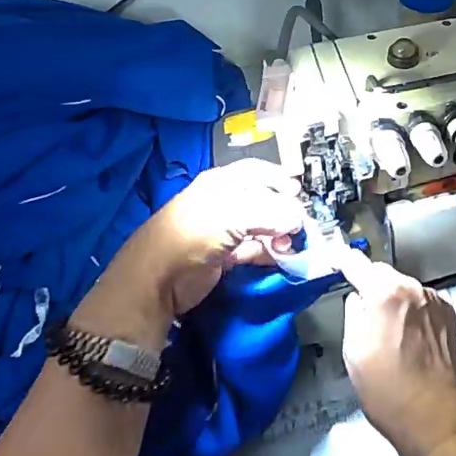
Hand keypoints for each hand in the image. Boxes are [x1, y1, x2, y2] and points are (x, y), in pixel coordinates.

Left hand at [78, 159, 304, 343]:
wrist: (155, 282)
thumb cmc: (190, 235)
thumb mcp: (233, 215)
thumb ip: (271, 212)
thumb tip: (297, 218)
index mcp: (220, 183)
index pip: (257, 173)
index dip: (279, 180)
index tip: (298, 192)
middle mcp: (222, 203)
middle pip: (263, 200)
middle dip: (283, 210)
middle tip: (299, 222)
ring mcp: (223, 231)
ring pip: (261, 226)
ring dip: (279, 233)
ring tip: (291, 243)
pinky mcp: (224, 257)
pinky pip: (255, 249)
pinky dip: (270, 251)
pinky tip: (282, 256)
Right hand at [334, 249, 455, 455]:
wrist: (433, 414)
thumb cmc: (385, 388)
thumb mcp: (352, 351)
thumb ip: (353, 313)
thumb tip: (358, 299)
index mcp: (384, 292)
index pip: (357, 264)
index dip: (343, 259)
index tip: (335, 258)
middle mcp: (412, 287)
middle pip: (384, 273)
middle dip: (372, 285)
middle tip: (364, 311)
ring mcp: (434, 298)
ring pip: (405, 287)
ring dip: (395, 298)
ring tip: (391, 330)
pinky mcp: (449, 312)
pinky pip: (423, 301)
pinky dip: (414, 309)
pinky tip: (411, 335)